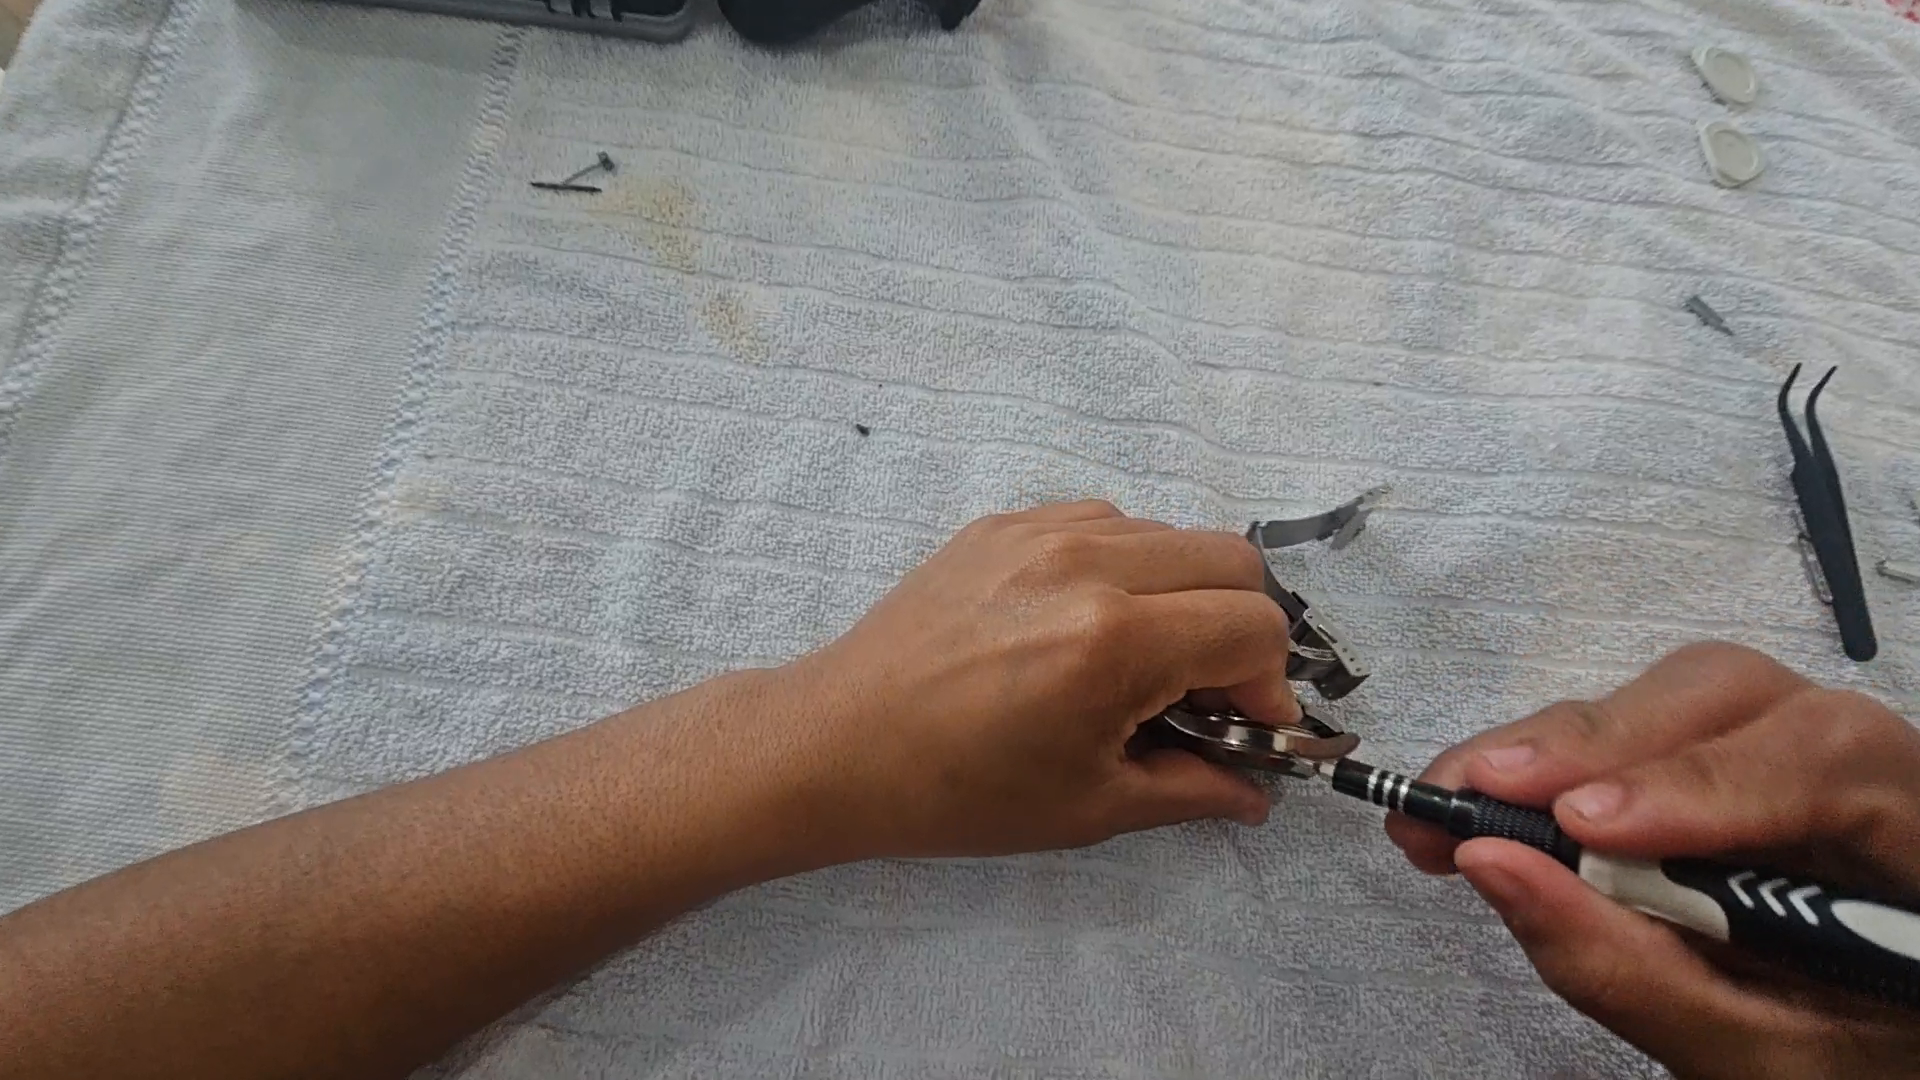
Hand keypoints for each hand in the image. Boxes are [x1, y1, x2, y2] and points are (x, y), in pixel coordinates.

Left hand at [785, 499, 1299, 859]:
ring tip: (1135, 651)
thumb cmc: (960, 791)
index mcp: (1114, 638)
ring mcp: (1037, 530)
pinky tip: (1080, 614)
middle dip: (1240, 625)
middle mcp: (1086, 561)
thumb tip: (1258, 790)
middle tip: (1199, 686)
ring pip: (1167, 532)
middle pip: (1231, 557)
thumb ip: (1193, 790)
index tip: (1242, 725)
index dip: (1268, 685)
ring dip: (1180, 591)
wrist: (840, 741)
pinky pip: (1100, 520)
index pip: (1255, 626)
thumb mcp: (1088, 807)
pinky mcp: (1000, 522)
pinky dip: (1122, 563)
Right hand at [1387, 642, 1919, 1078]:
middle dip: (1583, 742)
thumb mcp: (1748, 1056)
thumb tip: (1482, 859)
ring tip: (1444, 802)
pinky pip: (1606, 728)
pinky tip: (1475, 800)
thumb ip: (1627, 969)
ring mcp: (1764, 749)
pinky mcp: (1691, 753)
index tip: (1579, 825)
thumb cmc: (1829, 1067)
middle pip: (1721, 693)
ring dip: (1534, 748)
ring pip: (1647, 698)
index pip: (1829, 760)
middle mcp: (1858, 769)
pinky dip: (1528, 760)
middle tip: (1472, 791)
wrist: (1839, 1055)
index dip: (1696, 780)